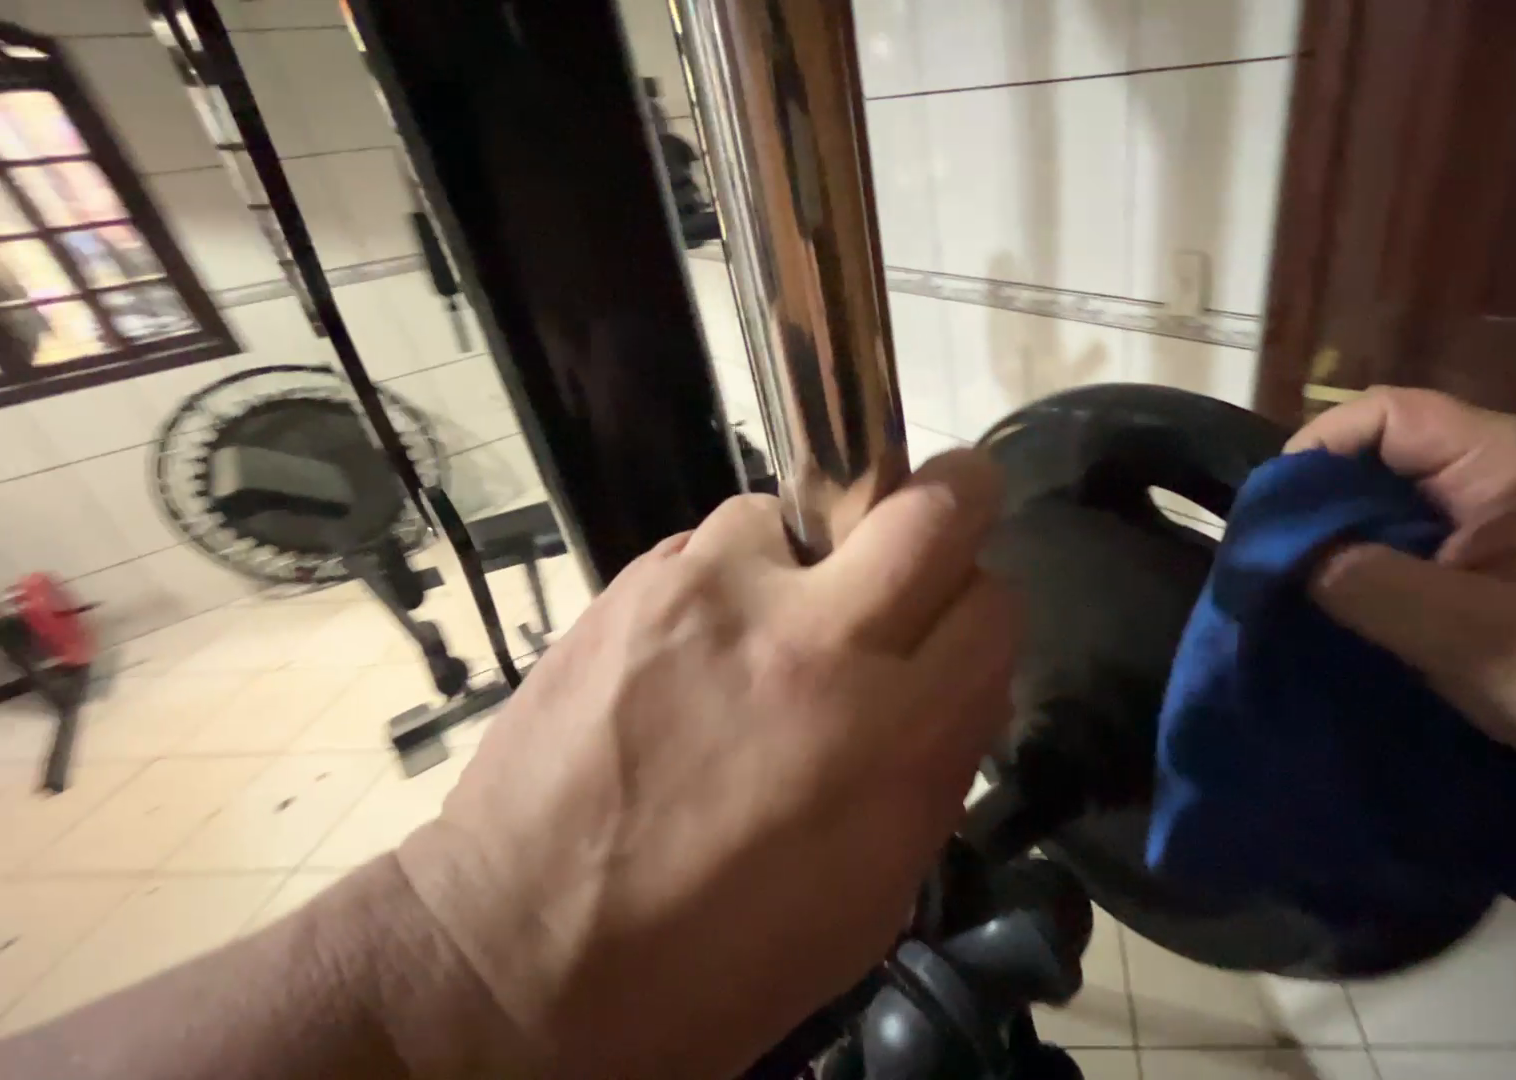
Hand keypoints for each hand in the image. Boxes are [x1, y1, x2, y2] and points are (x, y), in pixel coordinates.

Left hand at [394, 452, 1017, 1077]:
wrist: (520, 958)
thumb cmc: (728, 953)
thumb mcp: (883, 886)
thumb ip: (945, 754)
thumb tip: (966, 664)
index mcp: (892, 735)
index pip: (995, 604)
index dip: (987, 611)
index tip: (961, 627)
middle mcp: (817, 643)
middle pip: (935, 507)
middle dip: (959, 499)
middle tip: (943, 523)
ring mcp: (718, 596)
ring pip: (824, 504)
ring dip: (832, 549)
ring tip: (790, 611)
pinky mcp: (641, 580)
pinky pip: (731, 535)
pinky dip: (746, 571)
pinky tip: (712, 637)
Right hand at [1288, 388, 1515, 822]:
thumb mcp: (1459, 634)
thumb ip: (1360, 581)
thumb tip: (1277, 550)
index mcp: (1514, 460)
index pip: (1390, 413)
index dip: (1319, 448)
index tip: (1272, 510)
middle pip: (1392, 445)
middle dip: (1326, 490)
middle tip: (1277, 544)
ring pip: (1404, 487)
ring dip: (1349, 523)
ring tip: (1303, 567)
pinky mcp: (1514, 543)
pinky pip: (1425, 524)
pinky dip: (1379, 547)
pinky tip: (1355, 587)